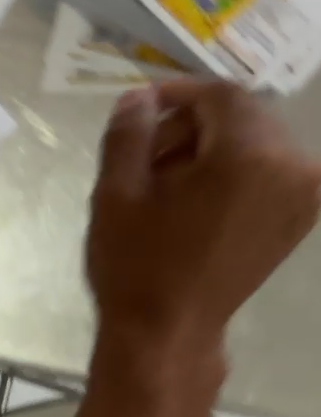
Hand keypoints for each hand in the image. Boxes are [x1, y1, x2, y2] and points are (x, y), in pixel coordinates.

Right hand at [88, 81, 320, 356]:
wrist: (168, 324)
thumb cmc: (133, 262)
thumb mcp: (114, 197)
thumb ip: (128, 139)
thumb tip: (138, 96)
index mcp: (248, 156)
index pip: (222, 97)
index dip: (178, 93)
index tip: (138, 106)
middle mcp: (294, 164)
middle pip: (243, 119)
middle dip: (190, 128)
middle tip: (139, 161)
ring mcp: (306, 189)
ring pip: (256, 146)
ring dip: (208, 153)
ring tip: (162, 189)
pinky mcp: (301, 212)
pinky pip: (268, 172)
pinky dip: (230, 174)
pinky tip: (190, 204)